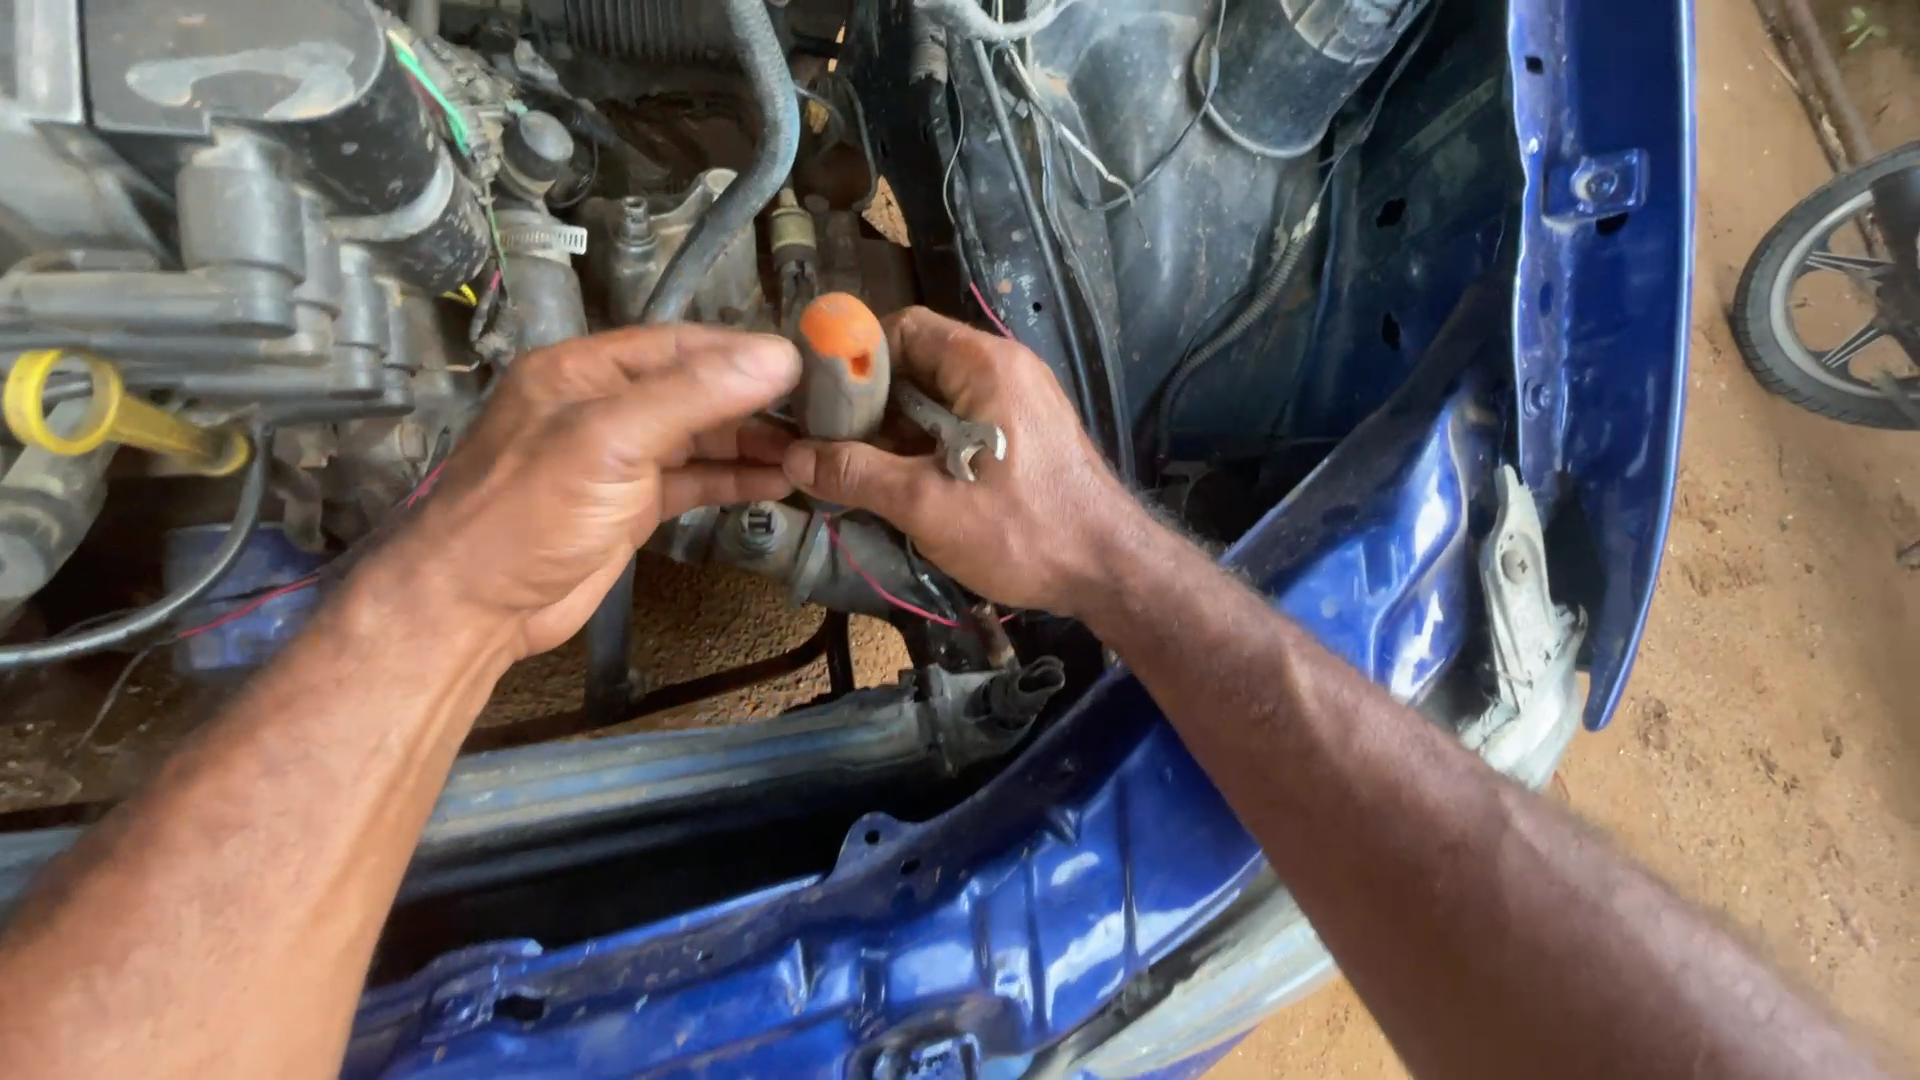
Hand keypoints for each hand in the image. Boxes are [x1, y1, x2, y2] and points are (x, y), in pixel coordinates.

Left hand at [371, 324, 799, 658]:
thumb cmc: (533, 512)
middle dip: (755, 404)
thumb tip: (778, 357)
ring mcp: (620, 459)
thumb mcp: (611, 440)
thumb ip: (695, 397)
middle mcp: (606, 408)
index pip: (680, 347)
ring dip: (751, 445)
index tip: (803, 368)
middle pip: (696, 393)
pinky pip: (693, 481)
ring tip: (808, 453)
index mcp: (587, 371)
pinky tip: (775, 483)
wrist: (477, 608)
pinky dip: (732, 480)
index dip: (742, 354)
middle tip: (818, 416)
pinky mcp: (632, 504)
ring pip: (700, 440)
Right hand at [782, 306, 1145, 615]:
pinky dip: (928, 445)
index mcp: (984, 365)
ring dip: (896, 431)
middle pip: (917, 364)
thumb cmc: (1024, 532)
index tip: (820, 403)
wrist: (1110, 570)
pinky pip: (962, 422)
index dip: (854, 360)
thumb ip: (858, 475)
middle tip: (832, 446)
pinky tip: (905, 483)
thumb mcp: (929, 505)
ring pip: (938, 398)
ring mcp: (1019, 401)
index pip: (902, 328)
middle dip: (870, 404)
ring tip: (859, 471)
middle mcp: (1005, 369)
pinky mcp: (1025, 434)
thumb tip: (795, 457)